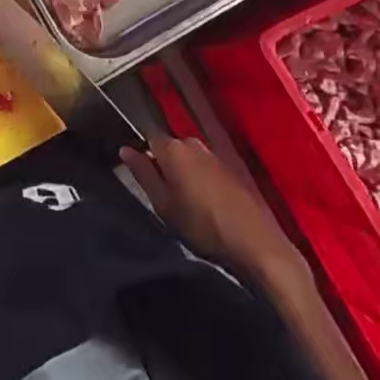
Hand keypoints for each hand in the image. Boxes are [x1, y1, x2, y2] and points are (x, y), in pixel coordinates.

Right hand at [120, 136, 302, 272]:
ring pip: (186, 158)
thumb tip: (125, 149)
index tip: (135, 172)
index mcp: (174, 148)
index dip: (139, 151)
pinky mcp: (229, 170)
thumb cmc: (201, 225)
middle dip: (160, 164)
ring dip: (179, 173)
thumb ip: (143, 173)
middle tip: (157, 193)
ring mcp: (214, 156)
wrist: (255, 244)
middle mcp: (194, 144)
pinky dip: (196, 180)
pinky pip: (202, 167)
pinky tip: (199, 203)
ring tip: (178, 201)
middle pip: (167, 147)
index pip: (147, 135)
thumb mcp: (163, 203)